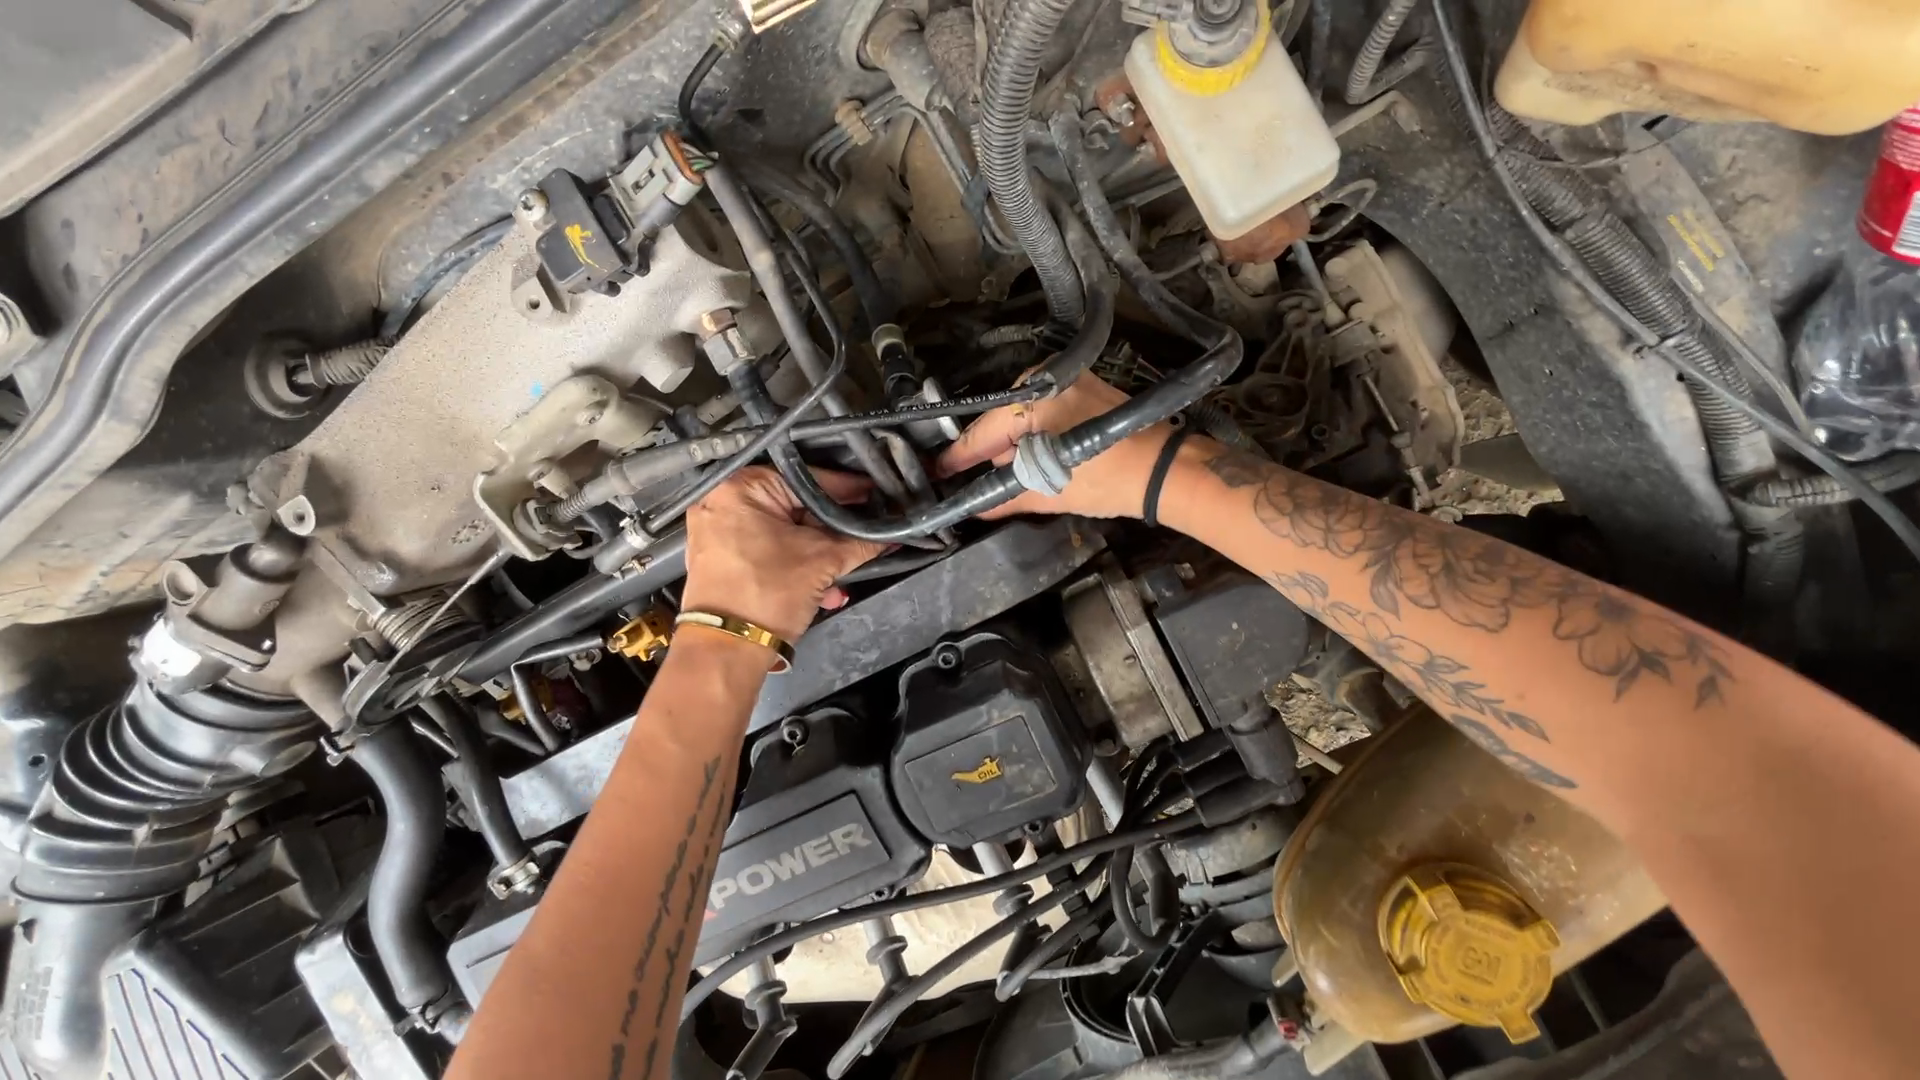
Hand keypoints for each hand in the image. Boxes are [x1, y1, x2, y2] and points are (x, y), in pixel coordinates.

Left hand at [680, 467, 887, 642]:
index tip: (871, 496)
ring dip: (816, 556)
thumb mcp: (823, 561)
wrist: (728, 650)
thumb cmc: (763, 598)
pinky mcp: (720, 559)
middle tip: (859, 538)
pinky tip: (820, 588)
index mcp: (740, 488)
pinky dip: (793, 565)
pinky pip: (766, 550)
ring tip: (839, 575)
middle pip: (795, 507)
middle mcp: (721, 503)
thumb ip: (860, 542)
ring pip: (782, 533)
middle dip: (830, 532)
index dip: (846, 491)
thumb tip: (886, 535)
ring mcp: (717, 533)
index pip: (808, 480)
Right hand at [934, 374, 1175, 519]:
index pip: (985, 432)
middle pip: (1002, 422)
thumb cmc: (1108, 479)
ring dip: (1019, 446)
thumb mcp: (1051, 492)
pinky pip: (1045, 413)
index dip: (960, 456)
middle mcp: (1046, 379)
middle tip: (990, 481)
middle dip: (996, 453)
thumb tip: (977, 508)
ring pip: (1023, 418)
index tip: (938, 470)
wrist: (1166, 469)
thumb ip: (1006, 497)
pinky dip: (1040, 436)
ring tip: (1028, 474)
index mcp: (1034, 400)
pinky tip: (1046, 459)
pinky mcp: (1084, 387)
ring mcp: (1067, 379)